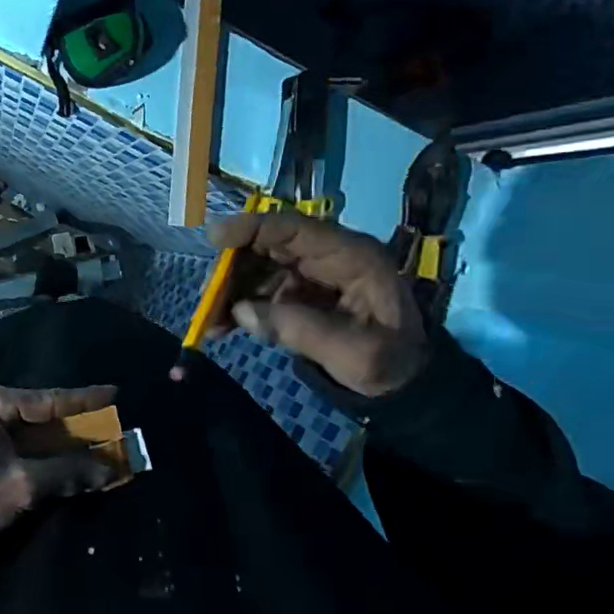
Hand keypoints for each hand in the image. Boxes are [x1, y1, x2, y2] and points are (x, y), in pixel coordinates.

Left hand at [0, 384, 120, 529]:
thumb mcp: (23, 485)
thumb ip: (68, 472)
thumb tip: (113, 468)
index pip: (49, 400)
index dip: (85, 401)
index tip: (116, 394)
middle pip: (51, 412)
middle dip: (85, 423)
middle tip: (120, 425)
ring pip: (46, 428)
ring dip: (75, 440)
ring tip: (111, 442)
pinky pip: (37, 442)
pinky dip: (60, 451)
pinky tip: (85, 458)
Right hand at [205, 211, 428, 397]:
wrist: (405, 385)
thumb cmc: (390, 363)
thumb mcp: (352, 352)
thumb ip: (298, 329)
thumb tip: (240, 312)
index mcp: (351, 256)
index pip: (295, 228)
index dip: (252, 229)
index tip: (215, 239)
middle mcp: (326, 255)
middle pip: (267, 245)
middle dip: (232, 267)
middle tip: (208, 296)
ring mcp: (309, 272)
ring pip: (256, 266)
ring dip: (229, 290)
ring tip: (211, 322)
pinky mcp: (297, 291)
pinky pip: (258, 287)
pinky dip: (237, 304)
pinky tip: (221, 325)